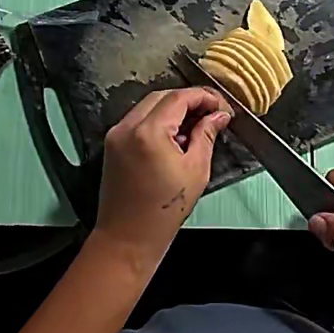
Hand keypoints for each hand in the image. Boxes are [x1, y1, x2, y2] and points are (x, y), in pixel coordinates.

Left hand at [91, 88, 230, 268]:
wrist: (127, 236)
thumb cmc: (163, 211)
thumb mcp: (195, 170)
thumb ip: (206, 135)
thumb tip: (218, 116)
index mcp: (148, 132)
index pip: (178, 98)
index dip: (203, 96)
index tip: (221, 105)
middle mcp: (127, 127)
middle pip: (161, 97)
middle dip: (188, 100)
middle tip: (212, 112)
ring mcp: (116, 134)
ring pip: (148, 106)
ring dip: (172, 110)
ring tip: (197, 125)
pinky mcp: (112, 143)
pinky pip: (138, 120)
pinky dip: (157, 121)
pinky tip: (175, 137)